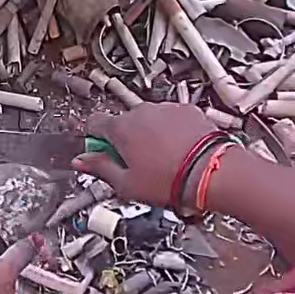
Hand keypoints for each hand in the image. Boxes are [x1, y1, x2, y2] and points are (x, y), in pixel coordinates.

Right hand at [73, 103, 222, 207]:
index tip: (104, 156)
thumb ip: (100, 168)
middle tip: (136, 166)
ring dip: (149, 136)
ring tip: (162, 162)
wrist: (213, 172)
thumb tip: (81, 161)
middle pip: (122, 123)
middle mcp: (141, 112)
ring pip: (147, 120)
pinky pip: (170, 119)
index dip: (96, 141)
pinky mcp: (186, 110)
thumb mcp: (127, 184)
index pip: (93, 123)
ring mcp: (165, 109)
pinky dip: (171, 132)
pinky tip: (179, 152)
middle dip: (125, 141)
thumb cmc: (171, 180)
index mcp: (121, 128)